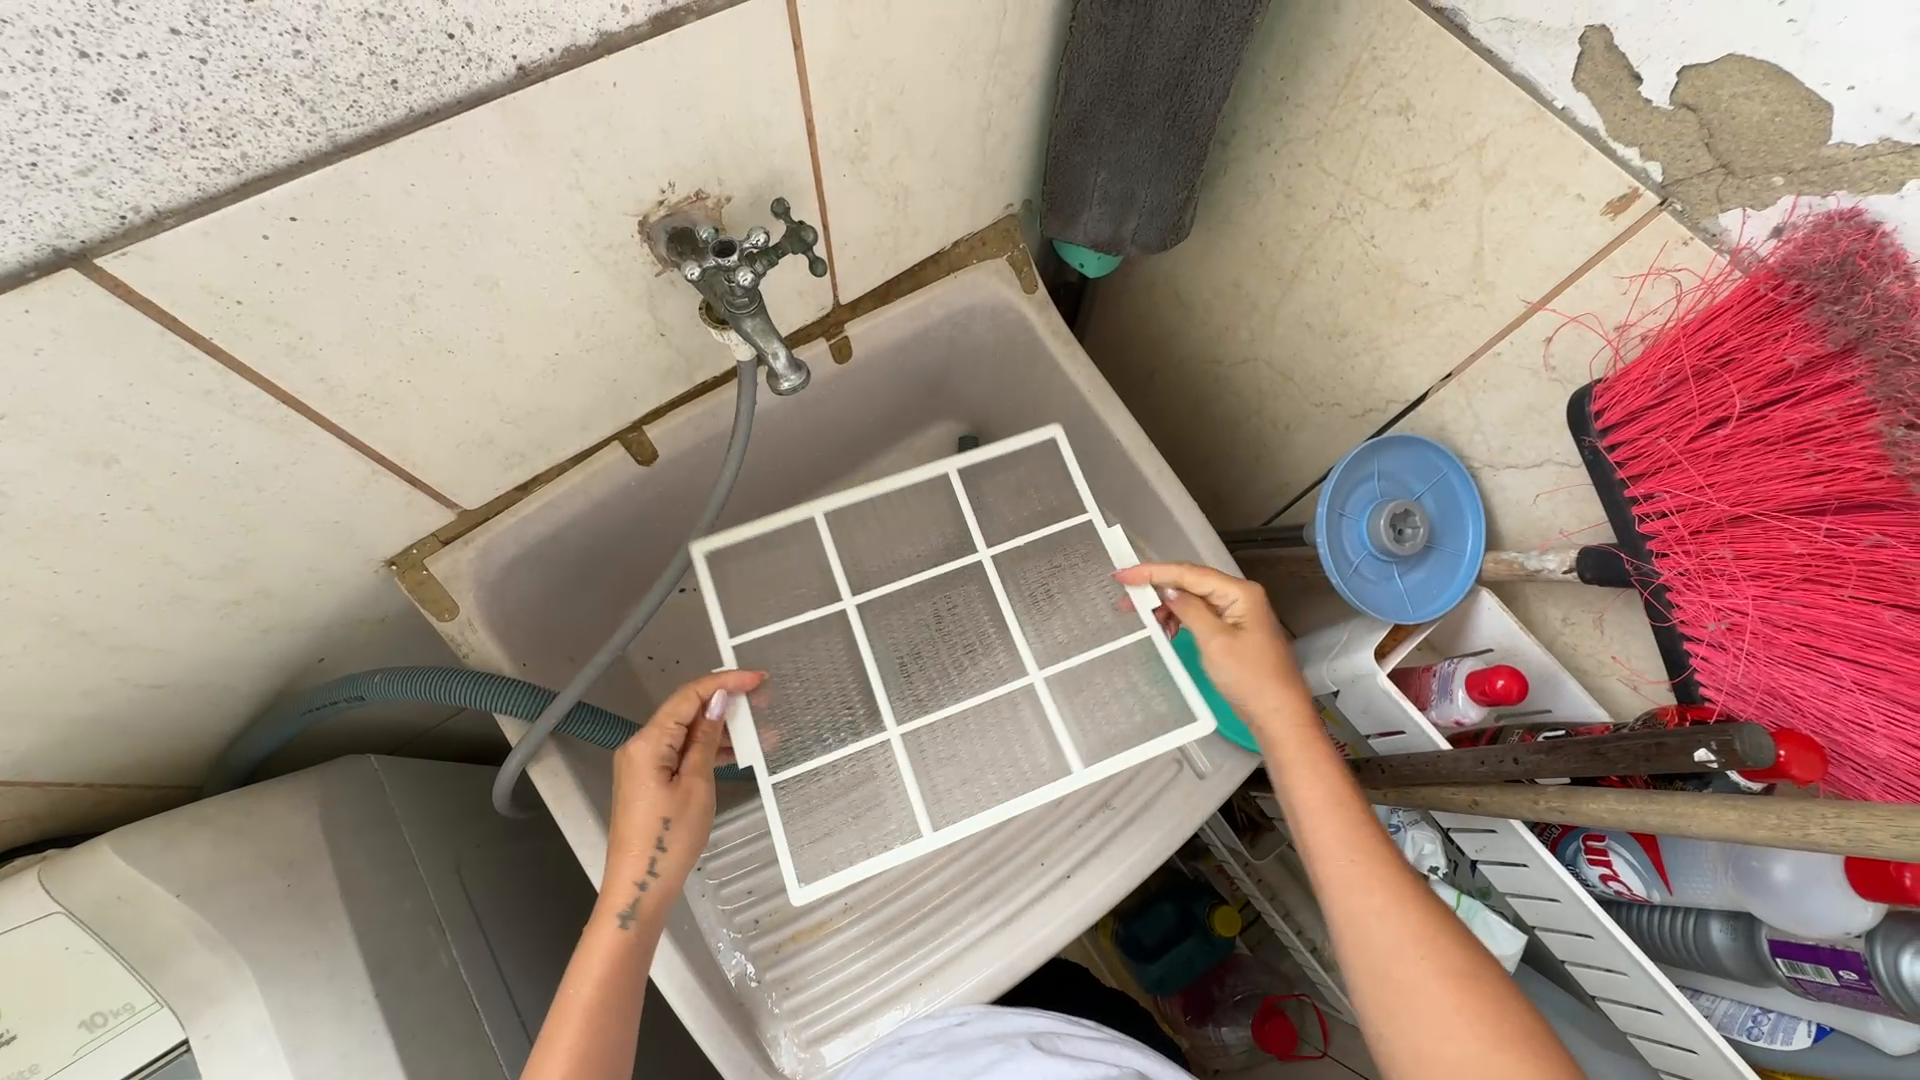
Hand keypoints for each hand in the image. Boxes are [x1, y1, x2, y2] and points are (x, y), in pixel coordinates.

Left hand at [604, 669, 764, 923]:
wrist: (640, 888)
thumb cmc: (671, 837)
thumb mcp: (697, 784)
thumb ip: (706, 739)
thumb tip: (718, 700)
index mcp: (649, 742)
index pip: (689, 696)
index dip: (725, 682)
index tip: (758, 679)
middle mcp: (641, 746)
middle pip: (686, 710)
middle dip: (725, 703)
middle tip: (764, 702)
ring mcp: (644, 764)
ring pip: (687, 732)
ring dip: (721, 730)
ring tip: (761, 732)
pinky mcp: (650, 780)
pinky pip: (682, 752)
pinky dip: (709, 750)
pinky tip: (738, 754)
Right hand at [1114, 562, 1305, 714]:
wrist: (1277, 714)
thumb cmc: (1250, 678)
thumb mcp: (1214, 641)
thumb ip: (1189, 610)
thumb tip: (1167, 590)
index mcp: (1239, 592)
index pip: (1189, 573)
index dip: (1153, 572)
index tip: (1123, 575)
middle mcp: (1239, 596)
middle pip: (1190, 582)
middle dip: (1156, 588)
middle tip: (1126, 597)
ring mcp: (1236, 613)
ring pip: (1193, 599)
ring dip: (1167, 606)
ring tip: (1143, 619)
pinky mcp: (1232, 630)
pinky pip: (1199, 615)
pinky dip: (1179, 619)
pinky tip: (1165, 629)